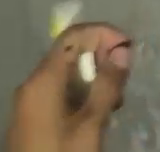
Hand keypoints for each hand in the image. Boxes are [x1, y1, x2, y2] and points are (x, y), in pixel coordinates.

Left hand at [6, 23, 133, 151]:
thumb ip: (106, 85)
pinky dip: (81, 96)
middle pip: (71, 54)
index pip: (74, 36)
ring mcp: (29, 104)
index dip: (104, 34)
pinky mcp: (32, 121)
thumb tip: (122, 50)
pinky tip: (97, 115)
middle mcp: (32, 84)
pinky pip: (59, 94)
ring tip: (115, 103)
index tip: (129, 50)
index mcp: (42, 79)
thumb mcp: (90, 126)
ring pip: (66, 75)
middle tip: (125, 81)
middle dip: (101, 59)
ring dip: (94, 80)